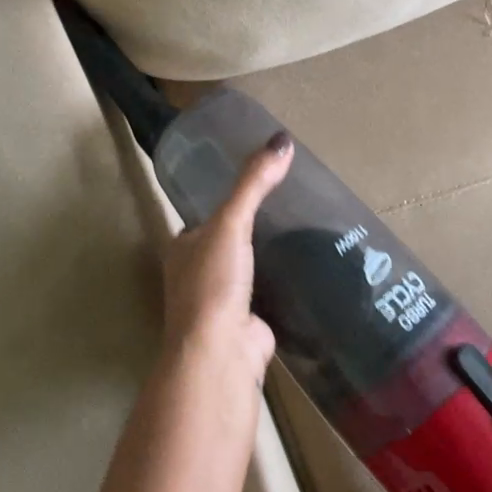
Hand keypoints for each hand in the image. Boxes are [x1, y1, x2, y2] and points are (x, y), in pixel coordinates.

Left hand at [160, 130, 293, 380]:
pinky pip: (269, 296)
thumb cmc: (214, 283)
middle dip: (252, 232)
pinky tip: (308, 274)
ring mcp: (223, 303)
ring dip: (268, 260)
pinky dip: (284, 286)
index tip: (260, 186)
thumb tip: (282, 141)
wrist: (221, 350)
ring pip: (248, 272)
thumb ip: (253, 185)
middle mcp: (197, 276)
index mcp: (183, 249)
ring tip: (304, 236)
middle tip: (291, 209)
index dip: (228, 202)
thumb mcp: (230, 223)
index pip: (204, 218)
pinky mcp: (249, 323)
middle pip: (227, 245)